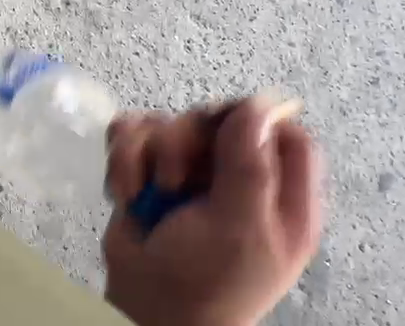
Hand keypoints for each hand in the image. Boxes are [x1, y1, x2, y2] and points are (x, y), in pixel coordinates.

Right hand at [102, 96, 322, 325]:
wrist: (151, 301)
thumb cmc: (210, 274)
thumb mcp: (240, 225)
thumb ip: (250, 165)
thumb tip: (262, 103)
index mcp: (280, 195)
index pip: (284, 132)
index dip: (254, 119)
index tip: (220, 126)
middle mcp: (236, 176)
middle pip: (212, 119)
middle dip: (183, 142)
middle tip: (177, 179)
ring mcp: (187, 171)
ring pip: (162, 123)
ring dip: (144, 156)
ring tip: (147, 194)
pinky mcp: (144, 167)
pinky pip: (127, 134)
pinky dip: (120, 159)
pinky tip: (126, 191)